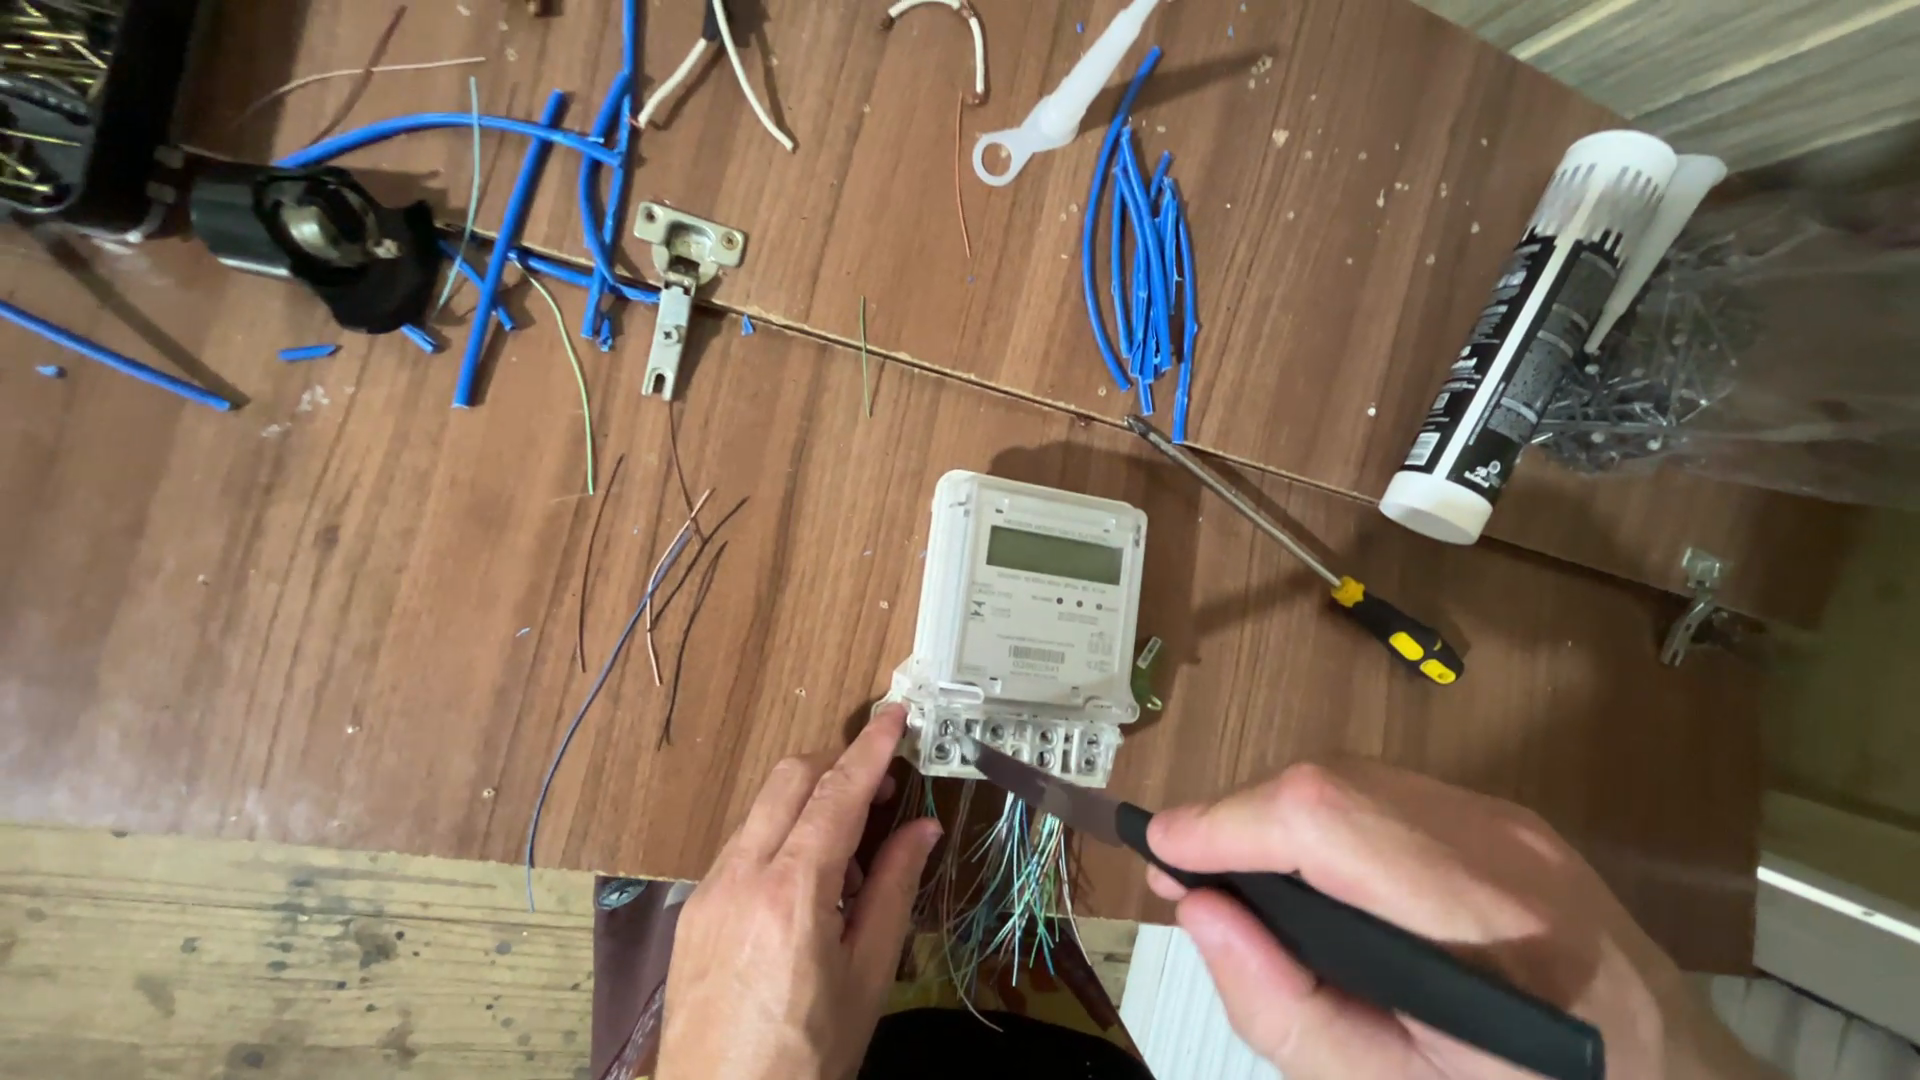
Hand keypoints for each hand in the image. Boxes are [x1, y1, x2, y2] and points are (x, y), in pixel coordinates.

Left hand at [657, 703, 941, 1079]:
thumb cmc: (808, 1056)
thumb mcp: (867, 975)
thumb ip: (895, 889)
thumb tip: (922, 828)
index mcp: (793, 891)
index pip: (837, 793)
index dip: (871, 748)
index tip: (894, 716)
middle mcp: (741, 875)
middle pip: (789, 777)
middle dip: (837, 764)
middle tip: (881, 791)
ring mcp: (708, 889)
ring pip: (763, 807)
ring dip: (810, 804)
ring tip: (849, 857)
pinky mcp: (693, 908)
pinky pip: (743, 843)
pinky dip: (782, 837)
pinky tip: (805, 885)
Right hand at [1145, 761, 1767, 1078]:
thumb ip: (1285, 1007)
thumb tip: (1198, 908)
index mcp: (1489, 919)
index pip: (1326, 818)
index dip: (1226, 820)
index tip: (1157, 850)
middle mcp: (1498, 838)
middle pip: (1326, 786)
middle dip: (1237, 821)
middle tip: (1185, 875)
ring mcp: (1503, 816)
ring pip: (1343, 780)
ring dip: (1270, 817)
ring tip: (1235, 874)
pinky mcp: (1496, 815)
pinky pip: (1374, 795)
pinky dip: (1314, 821)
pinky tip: (1301, 868)